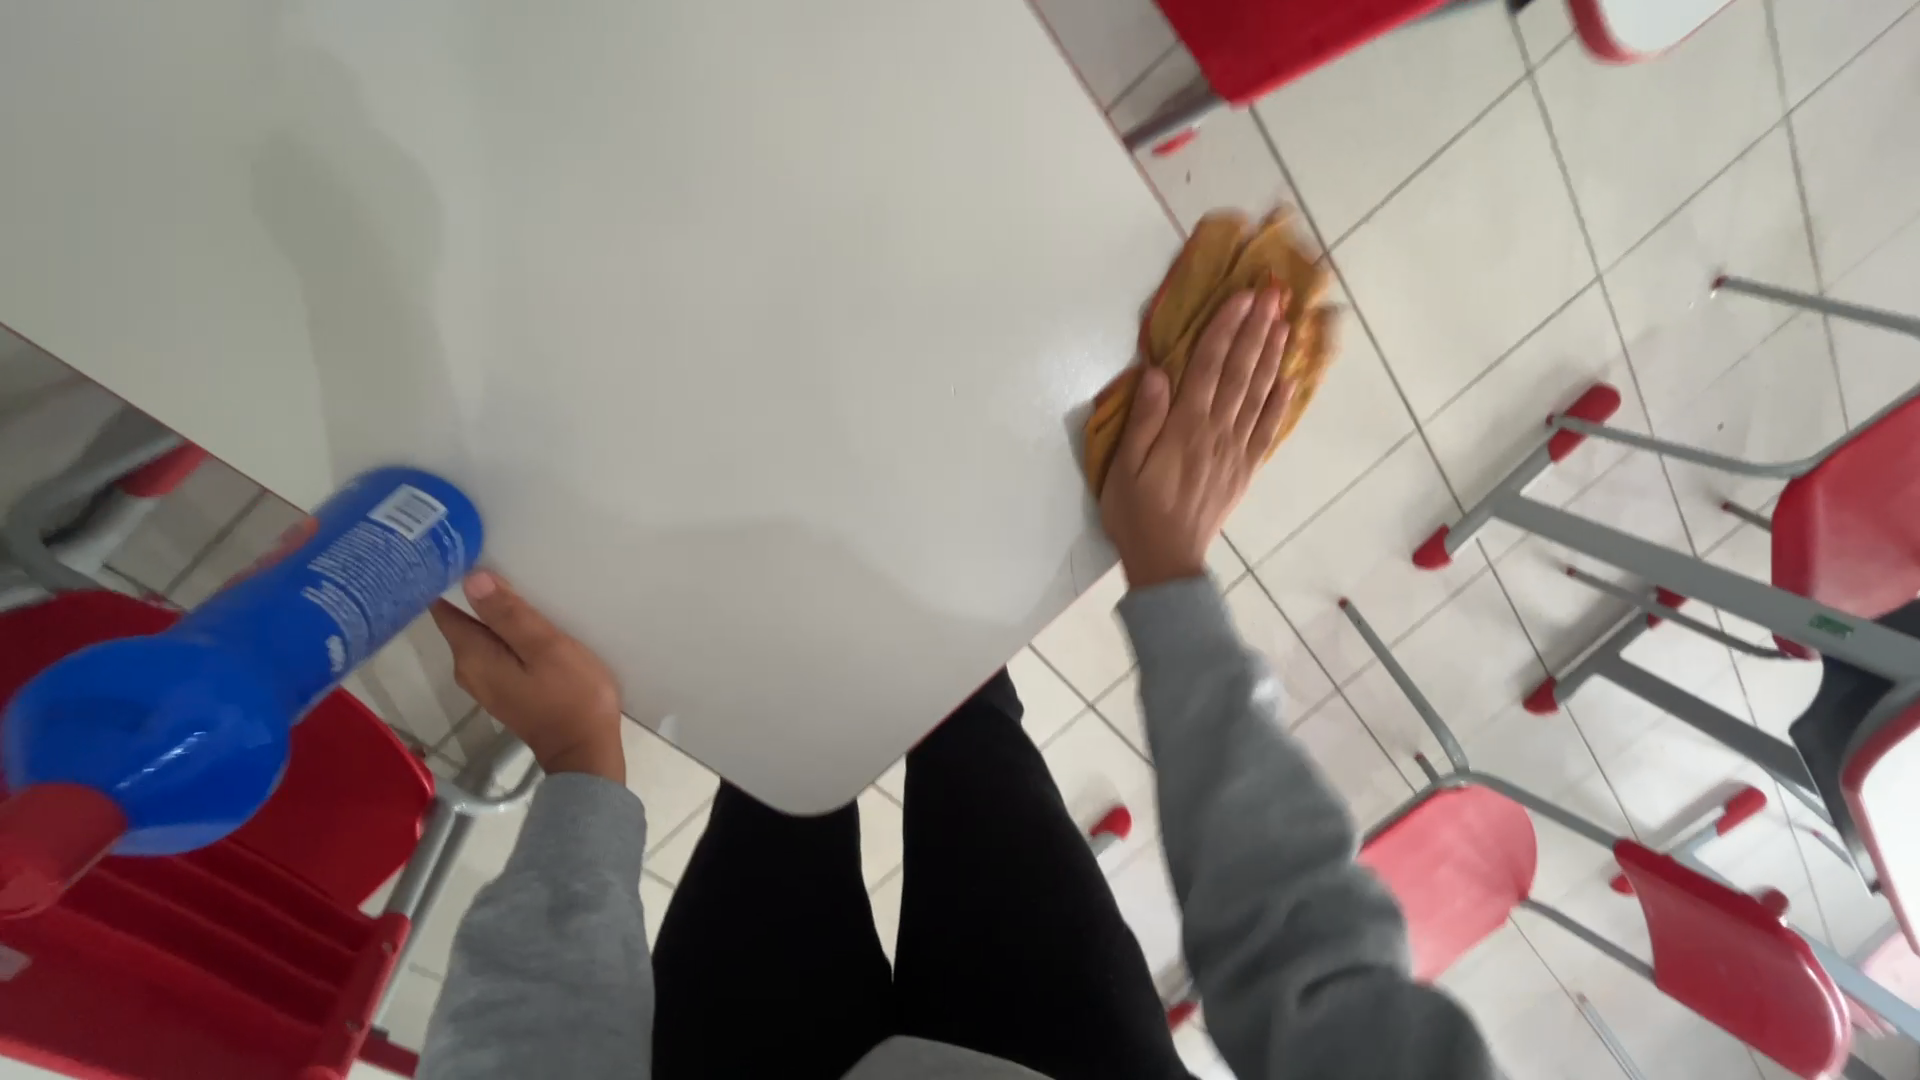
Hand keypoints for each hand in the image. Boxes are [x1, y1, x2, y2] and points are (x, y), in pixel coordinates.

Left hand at [430, 571, 626, 782]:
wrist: (586, 749)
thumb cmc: (572, 695)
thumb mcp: (546, 648)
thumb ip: (510, 615)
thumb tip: (473, 579)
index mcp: (473, 656)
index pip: (445, 610)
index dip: (450, 582)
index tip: (463, 552)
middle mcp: (470, 669)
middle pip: (464, 622)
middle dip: (474, 594)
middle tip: (494, 556)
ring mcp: (488, 682)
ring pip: (483, 636)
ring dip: (494, 613)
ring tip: (515, 580)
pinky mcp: (508, 689)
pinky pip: (498, 651)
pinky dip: (506, 632)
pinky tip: (527, 620)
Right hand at [1100, 287, 1293, 589]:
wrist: (1167, 558)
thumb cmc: (1136, 511)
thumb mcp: (1125, 466)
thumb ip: (1143, 419)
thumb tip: (1156, 373)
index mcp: (1184, 427)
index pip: (1207, 367)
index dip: (1225, 329)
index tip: (1242, 297)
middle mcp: (1216, 431)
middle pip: (1239, 372)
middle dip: (1256, 331)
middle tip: (1273, 295)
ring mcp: (1236, 450)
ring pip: (1258, 394)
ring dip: (1272, 356)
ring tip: (1284, 322)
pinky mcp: (1245, 468)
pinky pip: (1268, 429)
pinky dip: (1280, 402)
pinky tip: (1289, 379)